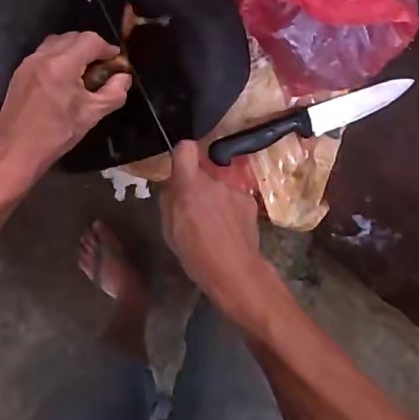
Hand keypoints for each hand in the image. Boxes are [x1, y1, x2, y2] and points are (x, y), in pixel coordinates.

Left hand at [0, 32, 130, 177]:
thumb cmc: (56, 134)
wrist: (15, 150)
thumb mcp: (92, 115)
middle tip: (102, 66)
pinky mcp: (20, 72)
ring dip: (73, 50)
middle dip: (91, 47)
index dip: (107, 48)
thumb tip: (124, 77)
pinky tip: (64, 78)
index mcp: (61, 65)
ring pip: (56, 42)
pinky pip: (44, 53)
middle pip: (72, 37)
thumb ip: (114, 93)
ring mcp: (28, 63)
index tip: (116, 61)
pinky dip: (58, 57)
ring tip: (84, 70)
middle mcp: (42, 57)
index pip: (90, 40)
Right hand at [162, 141, 271, 310]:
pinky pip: (233, 198)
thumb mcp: (169, 230)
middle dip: (196, 186)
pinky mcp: (249, 201)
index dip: (181, 155)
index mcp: (189, 185)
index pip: (185, 149)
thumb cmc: (195, 254)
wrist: (235, 271)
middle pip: (202, 172)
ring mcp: (234, 190)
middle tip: (194, 210)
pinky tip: (230, 229)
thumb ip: (169, 200)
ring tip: (214, 225)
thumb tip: (173, 186)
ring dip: (214, 199)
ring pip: (218, 187)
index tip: (180, 168)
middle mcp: (213, 181)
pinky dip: (230, 209)